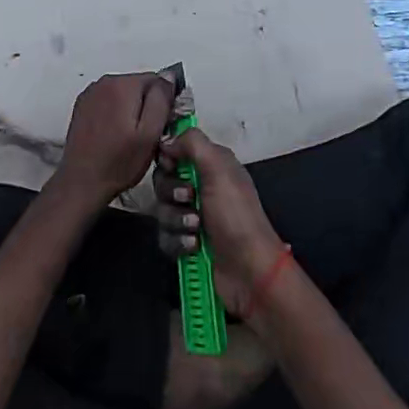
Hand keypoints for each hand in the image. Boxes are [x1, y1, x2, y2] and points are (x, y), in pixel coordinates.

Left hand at [52, 73, 175, 207]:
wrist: (82, 183)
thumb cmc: (118, 162)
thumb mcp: (150, 134)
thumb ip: (161, 100)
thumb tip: (169, 77)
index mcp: (123, 85)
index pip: (158, 80)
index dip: (164, 103)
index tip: (161, 125)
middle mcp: (104, 82)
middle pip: (140, 85)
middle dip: (147, 105)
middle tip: (146, 135)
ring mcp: (91, 94)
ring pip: (125, 94)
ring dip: (132, 110)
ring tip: (129, 138)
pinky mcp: (83, 106)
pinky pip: (110, 102)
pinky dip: (116, 114)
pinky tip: (114, 136)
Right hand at [154, 128, 285, 317]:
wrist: (247, 269)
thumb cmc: (236, 214)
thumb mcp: (219, 169)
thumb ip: (193, 144)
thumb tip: (167, 139)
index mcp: (212, 165)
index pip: (175, 151)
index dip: (168, 158)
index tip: (171, 166)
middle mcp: (202, 187)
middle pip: (163, 181)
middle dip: (171, 192)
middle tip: (189, 200)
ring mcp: (193, 217)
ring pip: (162, 210)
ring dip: (177, 221)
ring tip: (196, 230)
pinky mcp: (186, 243)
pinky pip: (164, 237)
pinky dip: (178, 242)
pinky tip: (194, 247)